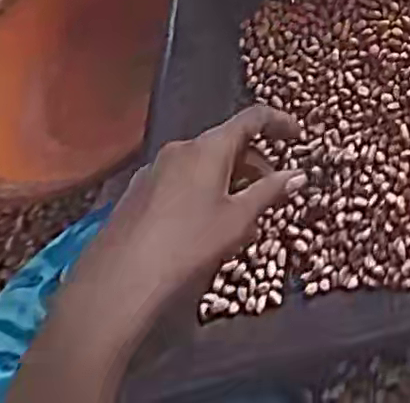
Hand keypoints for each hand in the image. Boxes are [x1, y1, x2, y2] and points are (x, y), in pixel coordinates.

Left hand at [57, 105, 305, 337]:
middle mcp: (180, 149)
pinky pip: (181, 180)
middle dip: (255, 161)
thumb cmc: (185, 247)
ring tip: (242, 213)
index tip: (297, 136)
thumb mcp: (237, 220)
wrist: (111, 291)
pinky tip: (205, 226)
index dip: (280, 122)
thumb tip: (298, 174)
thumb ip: (270, 192)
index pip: (253, 118)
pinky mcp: (134, 196)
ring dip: (229, 179)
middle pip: (227, 142)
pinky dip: (203, 190)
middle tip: (273, 187)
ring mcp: (152, 172)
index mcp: (208, 147)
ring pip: (203, 163)